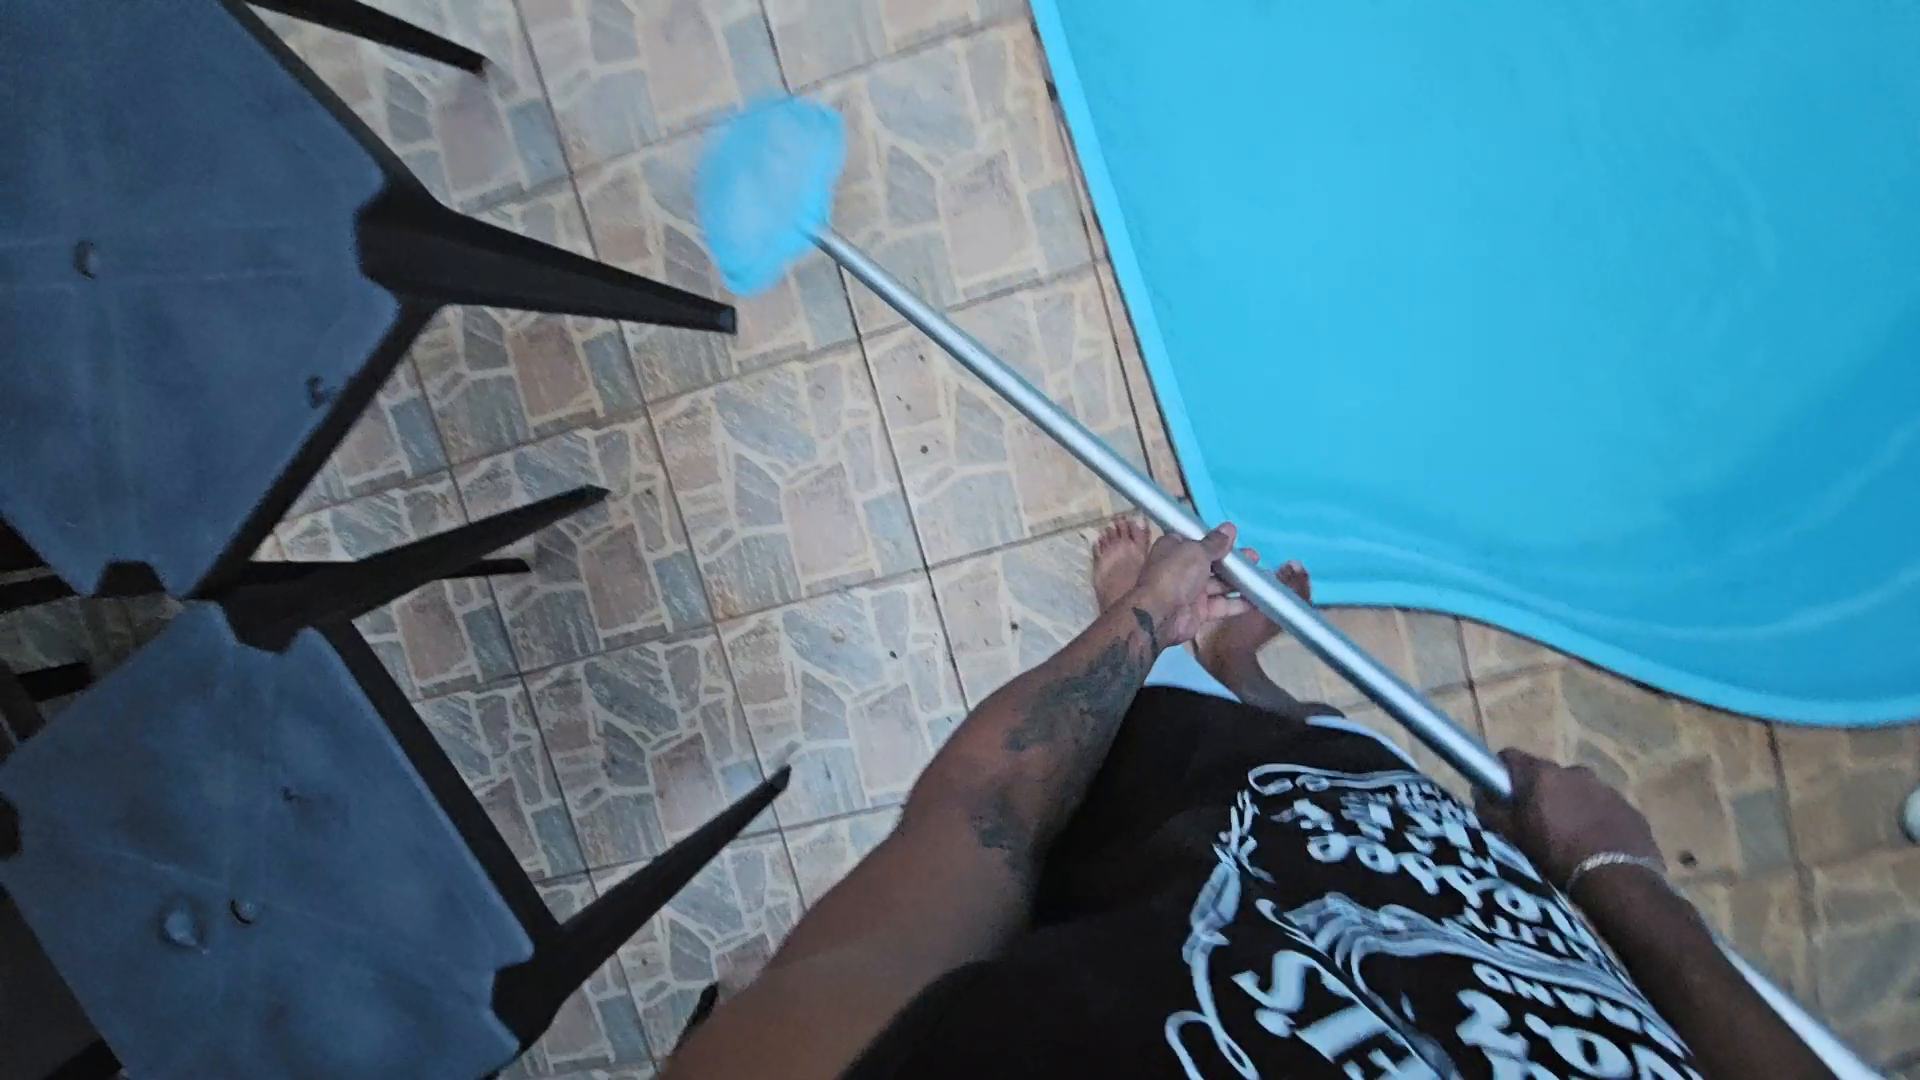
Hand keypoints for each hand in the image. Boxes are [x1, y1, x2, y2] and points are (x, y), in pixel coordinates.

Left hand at [1128, 524, 1247, 648]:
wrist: (1160, 614)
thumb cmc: (1176, 574)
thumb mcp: (1196, 551)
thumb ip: (1214, 542)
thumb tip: (1229, 527)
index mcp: (1174, 549)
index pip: (1195, 540)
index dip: (1214, 539)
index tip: (1234, 538)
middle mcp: (1181, 569)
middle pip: (1211, 562)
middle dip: (1233, 561)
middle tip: (1254, 558)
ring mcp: (1190, 591)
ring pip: (1219, 584)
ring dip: (1240, 581)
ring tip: (1264, 575)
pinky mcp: (1199, 611)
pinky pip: (1222, 605)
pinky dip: (1239, 603)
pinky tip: (1259, 600)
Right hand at [1475, 748, 1663, 888]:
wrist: (1617, 882)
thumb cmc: (1554, 853)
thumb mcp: (1509, 833)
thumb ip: (1488, 807)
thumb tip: (1481, 791)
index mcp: (1540, 773)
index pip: (1510, 756)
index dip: (1502, 771)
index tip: (1502, 791)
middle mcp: (1574, 772)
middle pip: (1546, 773)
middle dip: (1539, 789)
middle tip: (1537, 817)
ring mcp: (1607, 789)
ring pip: (1578, 789)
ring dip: (1570, 802)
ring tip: (1571, 832)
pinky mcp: (1631, 809)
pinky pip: (1605, 806)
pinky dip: (1597, 817)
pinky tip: (1596, 841)